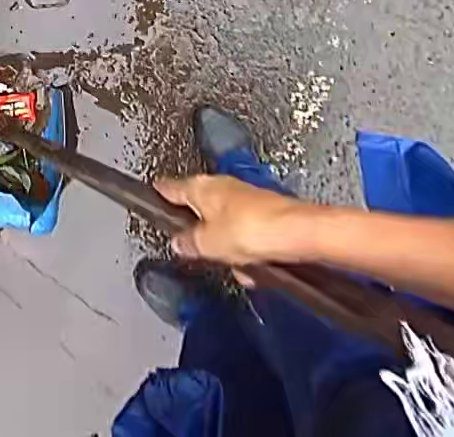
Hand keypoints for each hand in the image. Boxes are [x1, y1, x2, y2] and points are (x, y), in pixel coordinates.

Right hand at [153, 174, 312, 265]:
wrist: (301, 233)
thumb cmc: (253, 230)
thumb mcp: (209, 244)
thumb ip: (189, 244)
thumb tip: (179, 243)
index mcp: (199, 187)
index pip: (170, 187)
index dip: (160, 194)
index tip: (153, 192)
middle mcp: (220, 186)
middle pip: (200, 206)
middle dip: (200, 230)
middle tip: (200, 249)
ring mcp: (245, 197)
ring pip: (226, 221)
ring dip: (228, 243)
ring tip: (238, 265)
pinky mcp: (268, 211)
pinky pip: (248, 230)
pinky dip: (249, 246)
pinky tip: (257, 266)